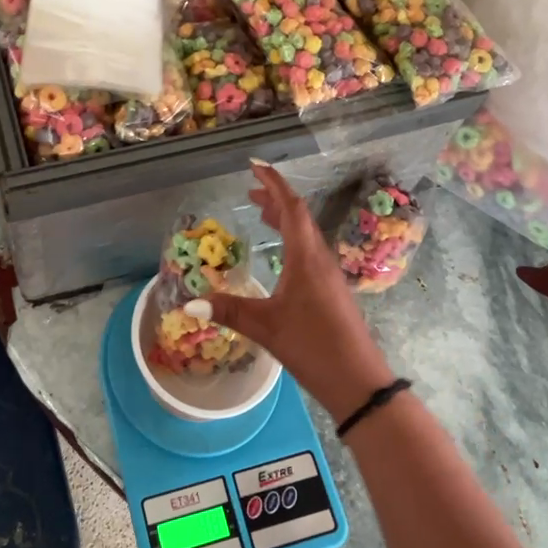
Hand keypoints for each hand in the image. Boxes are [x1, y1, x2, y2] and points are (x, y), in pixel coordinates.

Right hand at [206, 161, 394, 421]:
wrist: (358, 382)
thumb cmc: (313, 346)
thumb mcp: (265, 327)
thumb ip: (228, 311)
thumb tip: (189, 305)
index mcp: (306, 257)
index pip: (290, 207)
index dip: (272, 183)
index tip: (255, 164)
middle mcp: (320, 258)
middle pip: (299, 216)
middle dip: (274, 199)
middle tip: (250, 190)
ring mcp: (329, 275)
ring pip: (305, 234)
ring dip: (284, 218)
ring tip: (261, 213)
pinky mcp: (332, 291)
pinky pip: (309, 251)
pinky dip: (291, 239)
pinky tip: (281, 255)